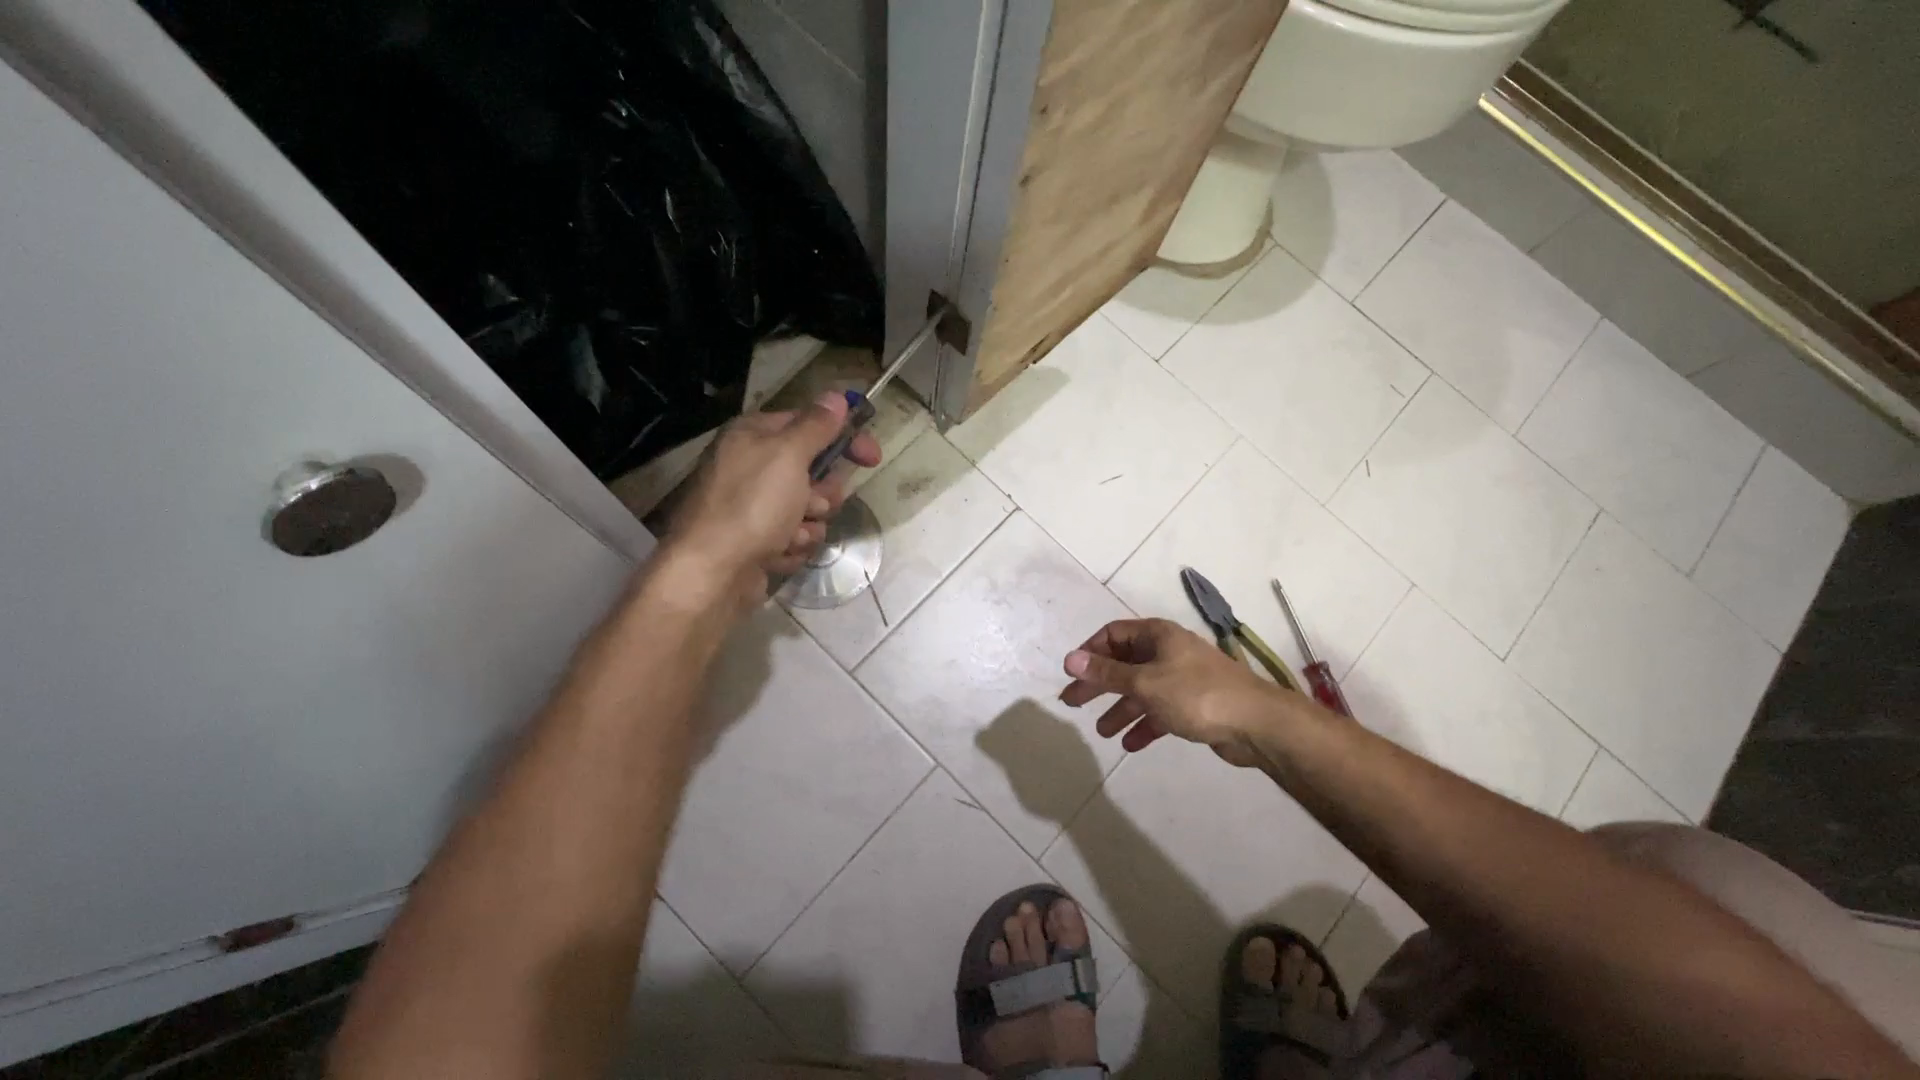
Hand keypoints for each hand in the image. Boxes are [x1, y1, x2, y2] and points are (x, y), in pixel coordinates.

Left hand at [661, 391, 880, 607]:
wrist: (711, 572)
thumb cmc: (751, 505)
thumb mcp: (788, 455)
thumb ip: (816, 425)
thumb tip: (836, 397)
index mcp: (753, 435)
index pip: (810, 423)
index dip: (844, 438)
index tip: (872, 457)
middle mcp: (750, 465)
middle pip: (812, 471)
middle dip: (822, 492)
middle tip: (813, 503)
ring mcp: (752, 506)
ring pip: (807, 509)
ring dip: (808, 524)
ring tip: (790, 534)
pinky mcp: (756, 540)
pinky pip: (793, 537)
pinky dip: (791, 546)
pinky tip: (776, 552)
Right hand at [1058, 619, 1305, 767]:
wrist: (1256, 723)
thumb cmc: (1196, 694)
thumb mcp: (1144, 683)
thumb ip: (1106, 674)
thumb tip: (1069, 659)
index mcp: (1157, 635)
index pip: (1113, 634)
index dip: (1090, 651)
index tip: (1072, 673)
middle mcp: (1168, 652)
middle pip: (1124, 664)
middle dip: (1099, 684)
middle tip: (1072, 702)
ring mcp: (1181, 679)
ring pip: (1141, 690)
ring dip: (1120, 709)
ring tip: (1102, 731)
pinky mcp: (1193, 705)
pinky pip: (1159, 711)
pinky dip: (1144, 725)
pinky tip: (1131, 744)